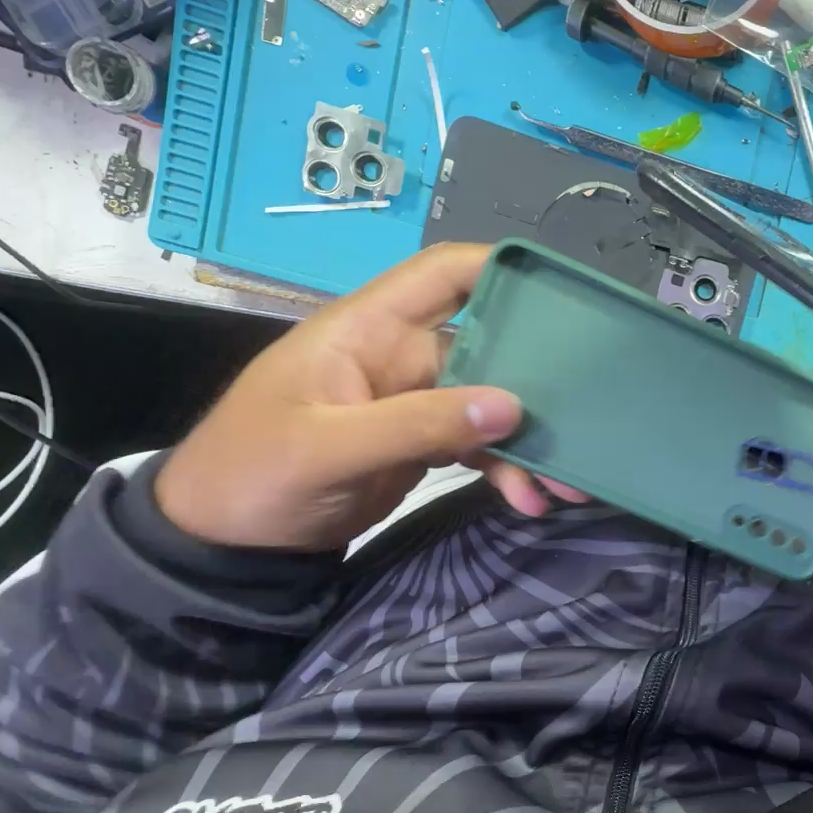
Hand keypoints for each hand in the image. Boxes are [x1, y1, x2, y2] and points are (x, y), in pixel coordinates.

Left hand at [157, 243, 584, 551]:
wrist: (226, 542)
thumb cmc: (254, 473)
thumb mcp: (328, 447)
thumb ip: (418, 424)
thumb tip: (511, 406)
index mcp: (368, 330)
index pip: (441, 275)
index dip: (499, 270)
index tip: (561, 292)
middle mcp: (401, 357)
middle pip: (487, 348)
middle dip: (537, 384)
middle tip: (586, 418)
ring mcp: (414, 404)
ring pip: (491, 406)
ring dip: (529, 443)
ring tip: (566, 485)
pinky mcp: (422, 445)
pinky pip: (479, 447)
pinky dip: (507, 471)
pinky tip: (528, 499)